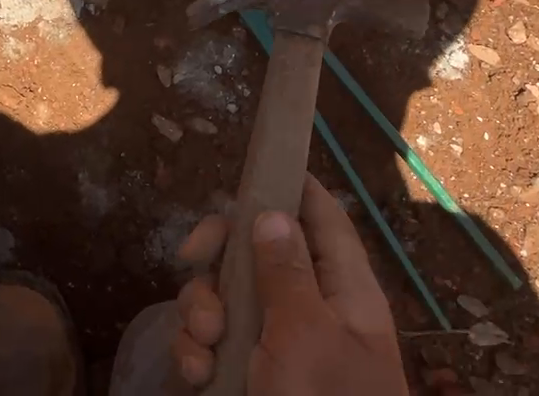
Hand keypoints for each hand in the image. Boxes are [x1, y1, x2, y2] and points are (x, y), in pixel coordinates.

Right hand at [172, 175, 406, 394]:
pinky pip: (208, 337)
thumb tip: (273, 211)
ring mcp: (273, 343)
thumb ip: (285, 271)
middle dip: (218, 254)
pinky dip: (195, 349)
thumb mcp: (307, 338)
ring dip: (200, 309)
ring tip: (204, 344)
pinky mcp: (241, 372)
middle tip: (195, 258)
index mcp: (343, 294)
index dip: (293, 186)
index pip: (323, 219)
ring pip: (222, 291)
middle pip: (255, 247)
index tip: (254, 163)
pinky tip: (197, 374)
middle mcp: (306, 310)